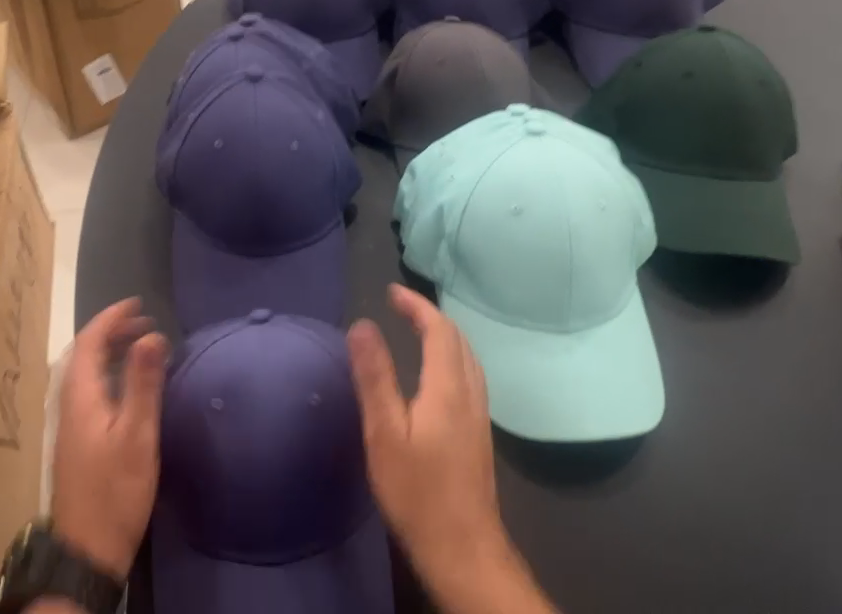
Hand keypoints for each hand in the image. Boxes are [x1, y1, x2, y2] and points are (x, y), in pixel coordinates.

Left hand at [49, 297, 168, 577]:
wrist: (87, 549)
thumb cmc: (115, 490)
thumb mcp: (137, 435)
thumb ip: (144, 384)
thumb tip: (152, 334)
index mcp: (80, 396)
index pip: (88, 342)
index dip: (110, 318)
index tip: (137, 302)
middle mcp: (70, 405)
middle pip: (84, 355)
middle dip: (112, 331)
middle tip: (145, 321)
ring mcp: (71, 425)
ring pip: (86, 373)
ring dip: (110, 352)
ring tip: (141, 346)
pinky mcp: (78, 441)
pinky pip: (91, 390)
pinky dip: (110, 373)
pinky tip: (130, 387)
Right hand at [348, 285, 507, 589]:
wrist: (463, 549)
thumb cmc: (417, 492)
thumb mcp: (384, 433)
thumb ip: (374, 377)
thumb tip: (362, 325)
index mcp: (448, 388)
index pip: (439, 330)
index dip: (417, 305)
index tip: (391, 292)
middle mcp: (470, 394)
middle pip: (458, 341)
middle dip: (430, 316)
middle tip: (400, 306)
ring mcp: (479, 416)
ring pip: (468, 359)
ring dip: (444, 336)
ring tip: (417, 330)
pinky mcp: (479, 435)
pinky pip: (469, 377)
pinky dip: (451, 358)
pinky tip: (436, 376)